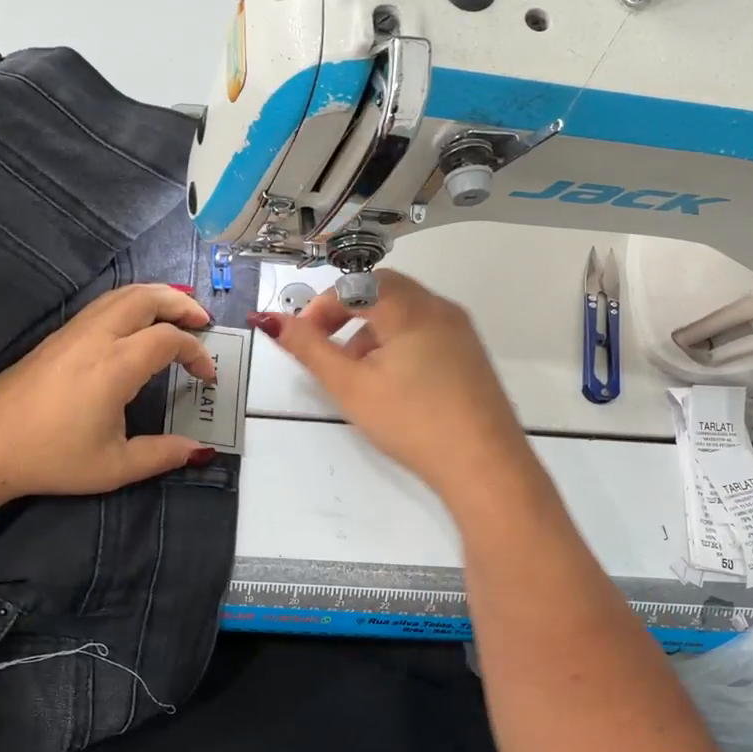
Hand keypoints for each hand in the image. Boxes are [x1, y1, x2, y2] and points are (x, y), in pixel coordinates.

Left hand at [0, 284, 217, 500]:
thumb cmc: (51, 458)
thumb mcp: (113, 467)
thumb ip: (161, 455)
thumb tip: (197, 451)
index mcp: (115, 364)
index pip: (168, 339)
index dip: (196, 352)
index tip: (207, 376)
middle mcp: (94, 337)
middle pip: (146, 298)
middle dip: (180, 302)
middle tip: (202, 320)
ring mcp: (70, 333)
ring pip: (119, 296)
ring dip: (153, 298)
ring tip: (173, 316)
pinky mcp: (53, 339)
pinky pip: (99, 307)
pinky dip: (128, 305)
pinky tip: (132, 328)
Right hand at [253, 270, 533, 498]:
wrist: (483, 465)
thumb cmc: (411, 422)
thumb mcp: (349, 385)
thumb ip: (308, 348)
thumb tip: (269, 319)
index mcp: (410, 308)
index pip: (354, 285)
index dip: (320, 306)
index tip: (300, 338)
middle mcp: (439, 308)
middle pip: (381, 288)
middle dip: (345, 310)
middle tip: (322, 343)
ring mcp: (460, 330)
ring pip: (403, 308)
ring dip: (368, 325)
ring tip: (351, 368)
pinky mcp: (469, 353)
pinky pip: (423, 328)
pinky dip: (394, 338)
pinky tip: (387, 379)